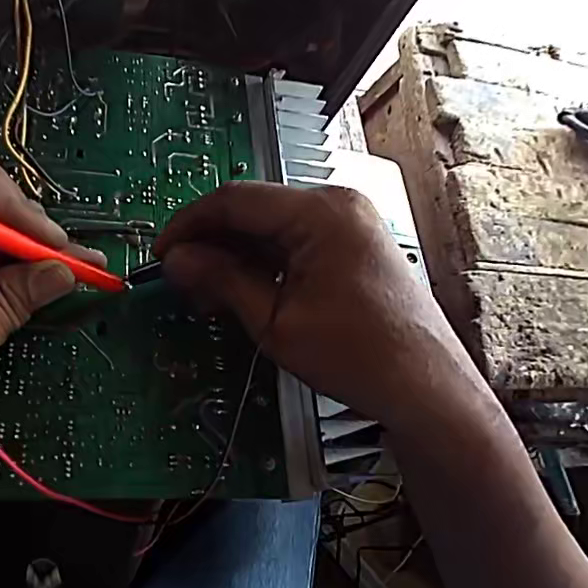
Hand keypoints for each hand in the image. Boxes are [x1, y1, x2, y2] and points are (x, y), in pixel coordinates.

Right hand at [154, 182, 484, 430]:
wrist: (425, 387)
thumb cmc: (359, 357)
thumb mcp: (276, 322)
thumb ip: (223, 281)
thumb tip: (179, 260)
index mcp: (321, 212)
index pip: (235, 200)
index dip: (190, 225)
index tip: (163, 253)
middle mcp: (338, 204)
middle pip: (256, 211)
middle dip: (214, 243)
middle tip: (184, 282)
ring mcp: (351, 222)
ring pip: (275, 227)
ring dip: (239, 255)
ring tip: (211, 294)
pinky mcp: (356, 244)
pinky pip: (298, 241)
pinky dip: (268, 263)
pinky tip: (247, 290)